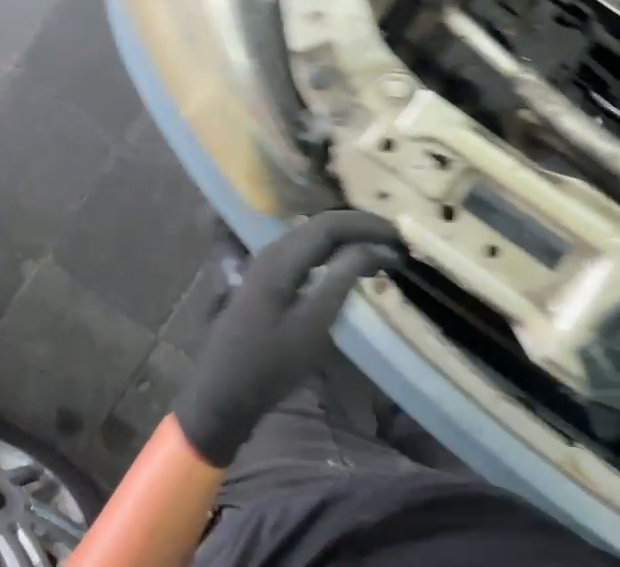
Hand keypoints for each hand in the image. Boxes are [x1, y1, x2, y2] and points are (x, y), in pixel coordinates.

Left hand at [174, 211, 404, 466]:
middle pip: (321, 225)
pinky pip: (305, 253)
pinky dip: (331, 253)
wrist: (220, 395)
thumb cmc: (270, 363)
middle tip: (394, 239)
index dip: (367, 225)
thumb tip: (375, 247)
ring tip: (377, 249)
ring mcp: (266, 266)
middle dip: (359, 227)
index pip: (331, 224)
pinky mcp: (266, 283)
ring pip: (312, 237)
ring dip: (346, 238)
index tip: (399, 236)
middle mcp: (272, 251)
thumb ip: (342, 278)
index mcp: (282, 256)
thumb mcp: (314, 323)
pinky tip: (346, 267)